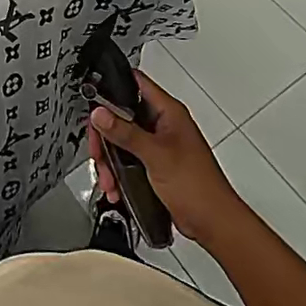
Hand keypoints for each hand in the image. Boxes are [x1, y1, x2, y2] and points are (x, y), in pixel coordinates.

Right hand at [87, 71, 247, 246]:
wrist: (210, 221)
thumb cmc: (198, 186)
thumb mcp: (156, 155)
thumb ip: (126, 133)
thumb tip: (102, 114)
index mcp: (169, 113)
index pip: (138, 84)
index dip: (115, 86)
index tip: (95, 99)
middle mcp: (164, 126)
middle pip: (123, 116)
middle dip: (106, 135)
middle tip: (98, 149)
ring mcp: (159, 146)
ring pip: (123, 141)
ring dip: (110, 159)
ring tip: (109, 177)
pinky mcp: (155, 165)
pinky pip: (128, 161)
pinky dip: (118, 172)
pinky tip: (116, 187)